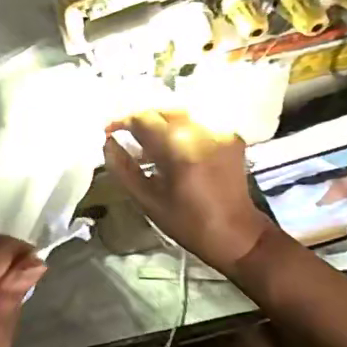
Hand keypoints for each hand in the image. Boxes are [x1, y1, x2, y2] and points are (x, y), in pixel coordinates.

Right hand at [103, 109, 283, 273]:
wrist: (238, 235)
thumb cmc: (189, 224)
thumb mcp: (148, 201)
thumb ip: (124, 168)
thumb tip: (108, 144)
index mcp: (179, 149)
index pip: (143, 119)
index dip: (121, 121)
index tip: (109, 131)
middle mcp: (201, 132)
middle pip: (162, 111)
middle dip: (141, 120)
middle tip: (125, 135)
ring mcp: (219, 132)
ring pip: (180, 114)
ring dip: (160, 123)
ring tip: (148, 142)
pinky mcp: (230, 136)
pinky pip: (198, 123)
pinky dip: (180, 129)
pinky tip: (173, 147)